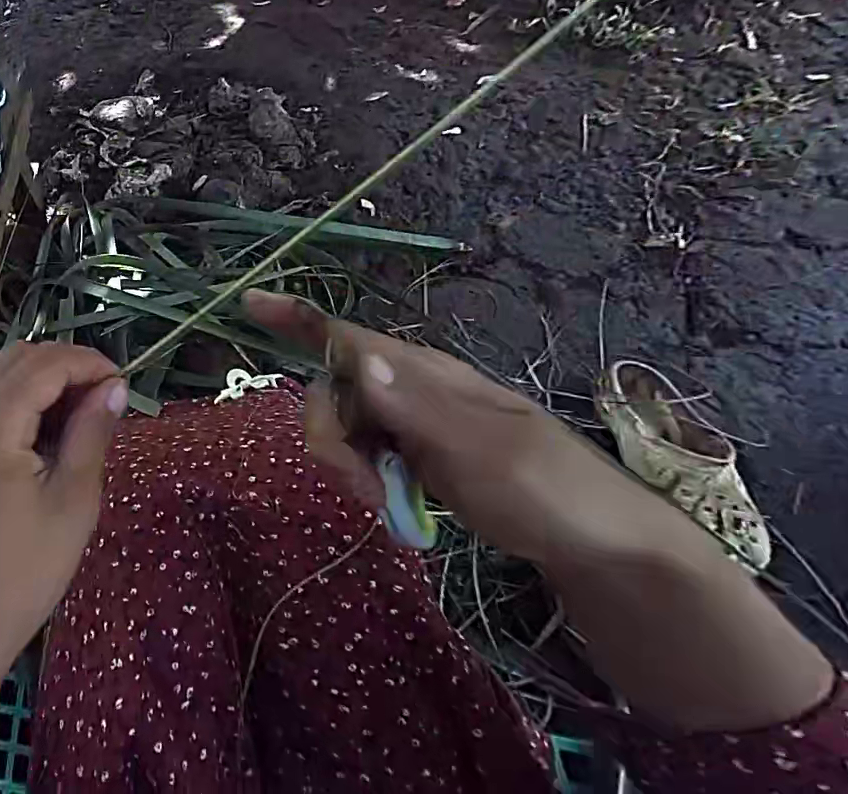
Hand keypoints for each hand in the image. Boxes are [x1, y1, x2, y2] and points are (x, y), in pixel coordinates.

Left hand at [0, 342, 125, 717]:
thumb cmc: (19, 576)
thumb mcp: (72, 503)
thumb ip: (92, 432)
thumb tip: (115, 386)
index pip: (46, 363)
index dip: (90, 362)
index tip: (123, 382)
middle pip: (19, 356)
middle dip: (67, 366)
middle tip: (104, 400)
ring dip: (41, 379)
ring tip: (78, 416)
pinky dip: (16, 396)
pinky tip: (40, 430)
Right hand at [245, 291, 832, 730]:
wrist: (598, 545)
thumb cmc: (553, 489)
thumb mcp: (490, 451)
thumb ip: (418, 407)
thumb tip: (356, 356)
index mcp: (424, 371)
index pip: (348, 335)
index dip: (296, 317)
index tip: (250, 302)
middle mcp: (406, 386)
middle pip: (330, 393)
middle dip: (333, 442)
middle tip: (368, 492)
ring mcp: (407, 420)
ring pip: (340, 426)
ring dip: (348, 467)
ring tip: (390, 504)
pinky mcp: (409, 452)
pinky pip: (359, 453)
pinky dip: (363, 479)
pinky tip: (394, 502)